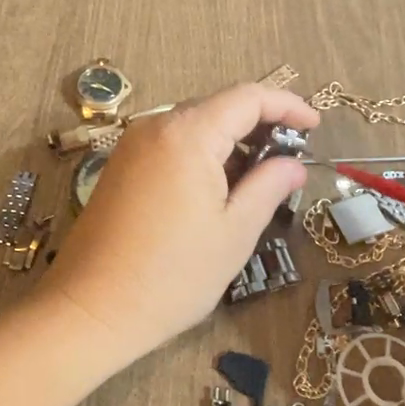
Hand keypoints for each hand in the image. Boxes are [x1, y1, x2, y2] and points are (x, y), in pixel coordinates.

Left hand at [39, 83, 317, 362]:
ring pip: (194, 126)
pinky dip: (201, 155)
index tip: (315, 127)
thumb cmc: (171, 275)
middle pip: (218, 107)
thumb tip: (294, 165)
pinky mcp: (120, 166)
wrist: (90, 308)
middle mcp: (156, 126)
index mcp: (188, 134)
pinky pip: (171, 144)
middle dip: (259, 125)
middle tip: (290, 161)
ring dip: (230, 143)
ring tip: (259, 181)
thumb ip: (268, 187)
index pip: (247, 97)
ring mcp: (132, 144)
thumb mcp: (234, 233)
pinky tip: (217, 191)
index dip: (286, 105)